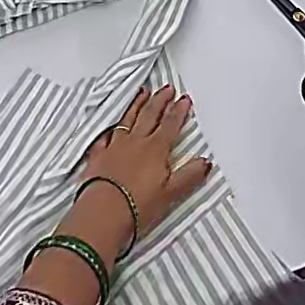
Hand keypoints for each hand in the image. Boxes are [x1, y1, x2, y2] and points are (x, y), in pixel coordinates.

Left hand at [74, 86, 212, 256]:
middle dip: (160, 100)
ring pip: (127, 120)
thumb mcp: (171, 193)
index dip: (179, 110)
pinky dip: (108, 129)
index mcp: (156, 149)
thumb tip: (206, 162)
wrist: (102, 215)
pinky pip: (104, 136)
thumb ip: (190, 175)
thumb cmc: (138, 206)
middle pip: (150, 115)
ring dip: (136, 105)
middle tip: (167, 88)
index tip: (184, 99)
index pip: (170, 124)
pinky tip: (109, 126)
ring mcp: (114, 147)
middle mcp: (136, 142)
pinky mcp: (97, 156)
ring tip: (143, 93)